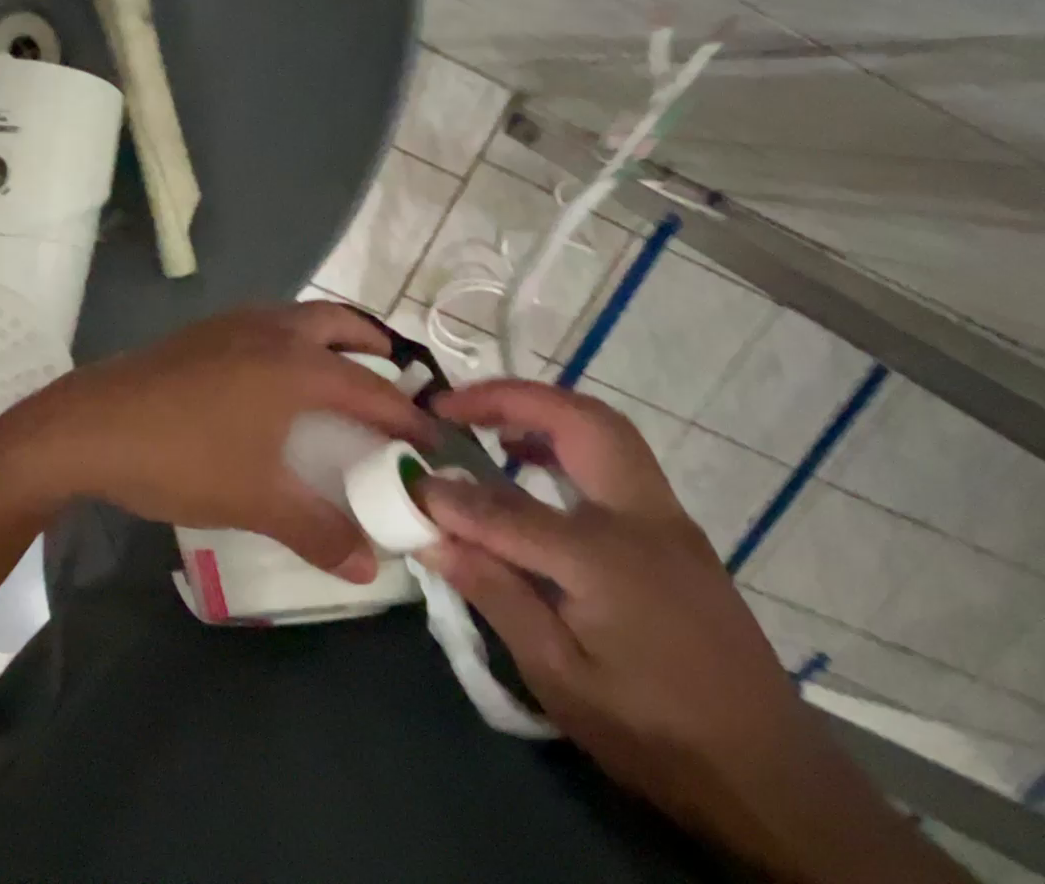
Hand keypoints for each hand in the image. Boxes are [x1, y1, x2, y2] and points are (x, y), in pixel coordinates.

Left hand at [0, 302, 433, 582]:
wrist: (85, 428)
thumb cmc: (179, 460)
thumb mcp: (255, 501)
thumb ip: (318, 531)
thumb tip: (369, 566)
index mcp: (297, 367)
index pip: (374, 389)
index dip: (408, 416)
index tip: (431, 440)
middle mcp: (271, 331)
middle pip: (342, 325)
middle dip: (375, 349)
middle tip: (394, 382)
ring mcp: (228, 326)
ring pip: (297, 318)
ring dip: (328, 338)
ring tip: (336, 375)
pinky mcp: (195, 334)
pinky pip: (262, 325)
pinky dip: (287, 341)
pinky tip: (268, 380)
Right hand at [415, 381, 965, 882]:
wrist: (764, 771)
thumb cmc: (650, 730)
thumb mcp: (556, 674)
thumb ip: (495, 593)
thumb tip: (431, 537)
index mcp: (606, 559)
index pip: (505, 509)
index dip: (448, 496)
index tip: (405, 487)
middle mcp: (643, 521)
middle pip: (582, 425)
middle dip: (513, 399)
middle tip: (452, 404)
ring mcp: (669, 524)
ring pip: (609, 435)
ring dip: (545, 414)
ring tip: (486, 426)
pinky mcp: (678, 538)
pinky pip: (620, 465)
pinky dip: (570, 445)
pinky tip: (533, 471)